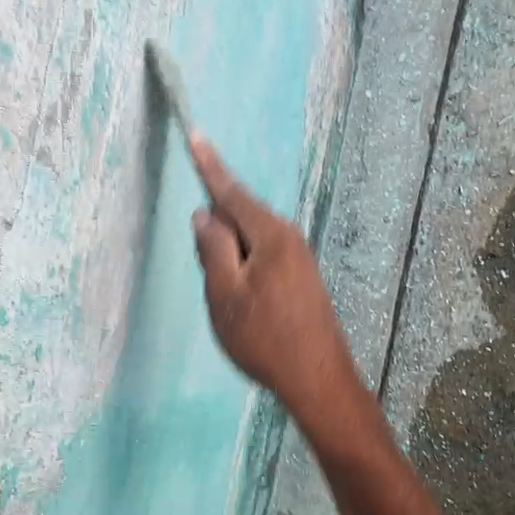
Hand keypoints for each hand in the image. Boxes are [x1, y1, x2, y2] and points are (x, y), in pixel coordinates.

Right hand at [190, 137, 361, 423]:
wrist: (317, 378)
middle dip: (216, 233)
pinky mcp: (303, 278)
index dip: (210, 167)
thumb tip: (204, 214)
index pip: (232, 193)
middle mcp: (289, 238)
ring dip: (231, 258)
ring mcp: (300, 259)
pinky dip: (245, 269)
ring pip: (251, 242)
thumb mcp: (225, 295)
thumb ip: (212, 250)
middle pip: (241, 218)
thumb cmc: (264, 339)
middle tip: (209, 277)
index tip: (196, 136)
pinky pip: (264, 258)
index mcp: (270, 235)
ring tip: (229, 301)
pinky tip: (244, 302)